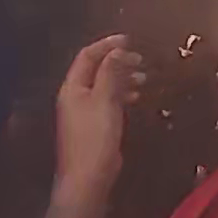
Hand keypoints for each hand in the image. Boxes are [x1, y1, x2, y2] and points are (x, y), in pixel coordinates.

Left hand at [53, 34, 144, 197]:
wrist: (88, 178)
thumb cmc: (95, 136)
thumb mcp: (105, 100)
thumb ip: (111, 73)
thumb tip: (118, 49)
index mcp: (73, 87)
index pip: (88, 56)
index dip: (107, 45)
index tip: (129, 40)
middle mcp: (76, 96)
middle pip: (96, 69)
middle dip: (117, 61)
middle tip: (140, 59)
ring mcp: (85, 111)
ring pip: (104, 84)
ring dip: (122, 77)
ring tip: (143, 77)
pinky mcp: (95, 124)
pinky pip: (108, 99)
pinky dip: (122, 93)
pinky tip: (136, 96)